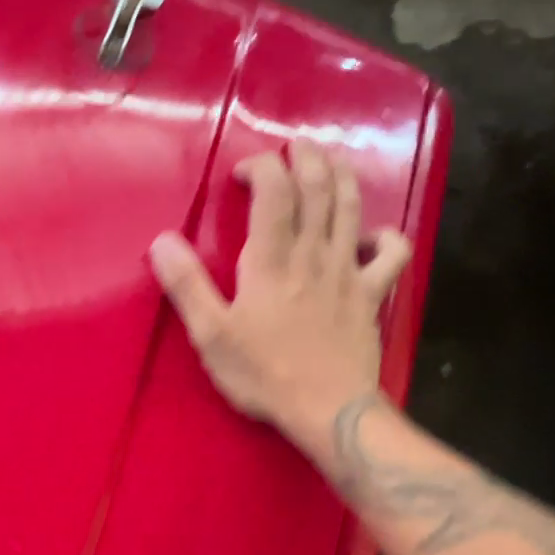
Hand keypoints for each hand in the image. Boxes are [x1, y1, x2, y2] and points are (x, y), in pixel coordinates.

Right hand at [148, 144, 411, 453]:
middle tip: (295, 146)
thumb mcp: (211, 334)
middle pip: (319, 188)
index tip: (243, 171)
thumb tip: (161, 241)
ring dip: (343, 176)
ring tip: (331, 161)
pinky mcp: (372, 295)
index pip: (275, 191)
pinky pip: (392, 253)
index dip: (262, 167)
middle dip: (308, 157)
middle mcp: (314, 254)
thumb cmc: (263, 374)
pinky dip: (386, 234)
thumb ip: (187, 285)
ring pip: (352, 208)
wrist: (327, 408)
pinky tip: (373, 233)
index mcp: (272, 260)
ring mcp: (349, 272)